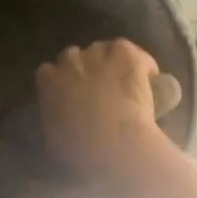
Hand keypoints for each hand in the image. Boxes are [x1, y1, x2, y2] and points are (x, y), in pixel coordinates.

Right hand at [34, 39, 167, 177]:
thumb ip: (54, 123)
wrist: (111, 141)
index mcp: (47, 80)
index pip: (48, 72)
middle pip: (75, 55)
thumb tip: (60, 125)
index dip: (62, 82)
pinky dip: (142, 64)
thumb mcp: (53, 139)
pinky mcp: (125, 54)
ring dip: (112, 62)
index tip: (71, 95)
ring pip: (105, 49)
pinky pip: (134, 53)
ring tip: (125, 82)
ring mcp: (98, 54)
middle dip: (85, 68)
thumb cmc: (78, 147)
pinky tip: (149, 79)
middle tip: (99, 89)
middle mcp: (70, 60)